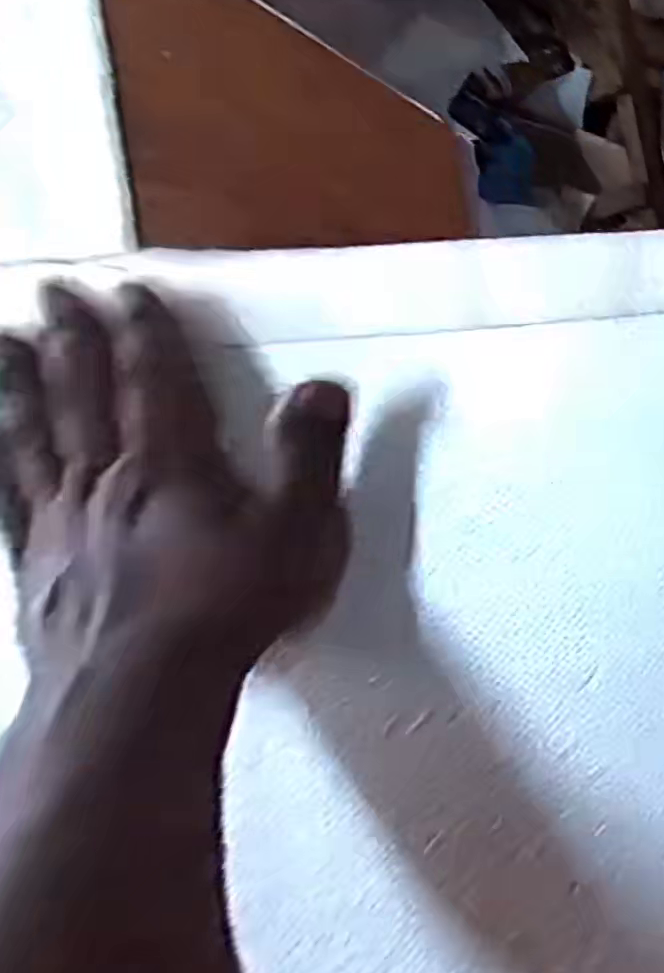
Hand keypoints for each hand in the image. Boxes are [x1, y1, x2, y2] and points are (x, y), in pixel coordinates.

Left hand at [0, 283, 351, 698]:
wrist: (144, 680)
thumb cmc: (239, 597)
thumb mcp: (301, 523)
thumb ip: (308, 453)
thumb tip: (322, 386)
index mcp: (172, 469)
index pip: (159, 386)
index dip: (148, 336)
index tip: (133, 292)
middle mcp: (105, 480)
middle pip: (85, 398)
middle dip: (74, 341)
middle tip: (57, 292)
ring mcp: (59, 517)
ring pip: (29, 435)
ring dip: (18, 384)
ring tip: (4, 342)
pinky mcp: (34, 555)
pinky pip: (2, 488)